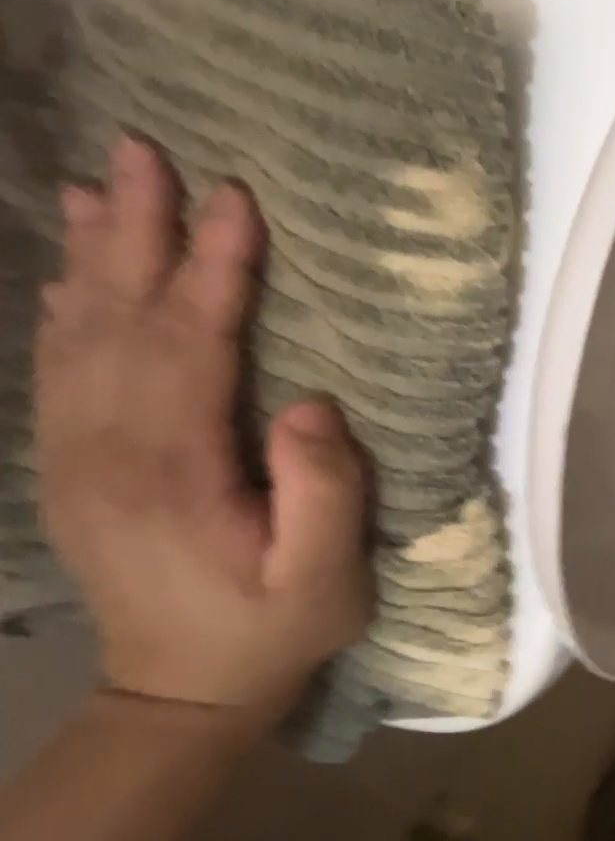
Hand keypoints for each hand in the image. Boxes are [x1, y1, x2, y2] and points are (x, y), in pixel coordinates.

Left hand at [33, 135, 371, 725]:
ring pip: (78, 333)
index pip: (192, 345)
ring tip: (101, 186)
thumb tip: (311, 405)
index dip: (214, 270)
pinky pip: (64, 366)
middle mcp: (106, 449)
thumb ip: (324, 492)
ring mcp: (77, 455)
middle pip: (119, 321)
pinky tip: (73, 273)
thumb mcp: (323, 573)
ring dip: (94, 256)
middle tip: (143, 152)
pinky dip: (68, 307)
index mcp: (172, 469)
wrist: (181, 688)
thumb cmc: (274, 627)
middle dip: (137, 234)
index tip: (233, 200)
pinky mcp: (77, 463)